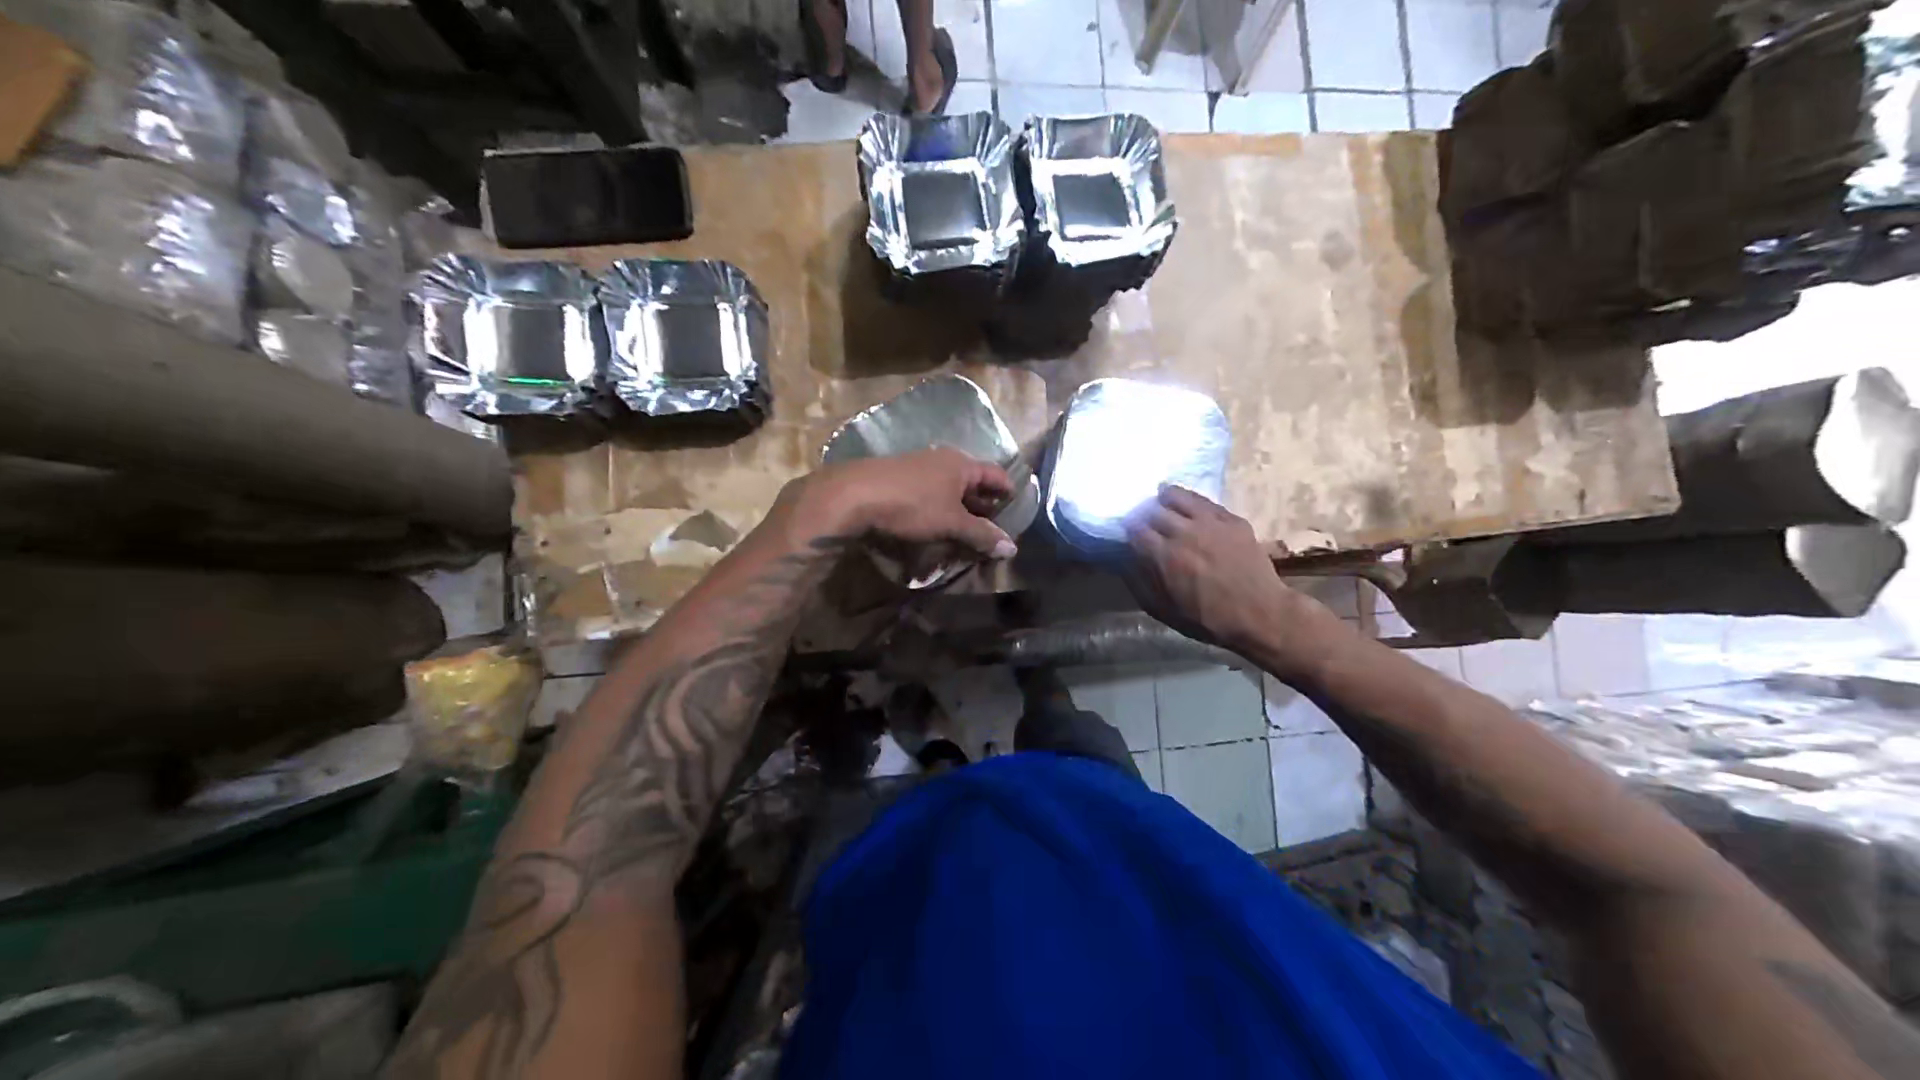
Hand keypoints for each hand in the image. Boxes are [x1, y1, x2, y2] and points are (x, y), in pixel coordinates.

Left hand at [788, 446, 1018, 559]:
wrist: (855, 495)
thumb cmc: (912, 504)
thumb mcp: (952, 522)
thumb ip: (982, 534)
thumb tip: (1011, 548)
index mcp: (962, 464)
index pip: (997, 475)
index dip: (1010, 493)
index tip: (1018, 514)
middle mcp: (943, 460)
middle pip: (973, 482)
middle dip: (985, 506)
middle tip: (994, 531)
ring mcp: (920, 468)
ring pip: (950, 489)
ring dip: (960, 510)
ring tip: (967, 534)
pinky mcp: (900, 480)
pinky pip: (930, 494)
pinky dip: (940, 510)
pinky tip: (937, 528)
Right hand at [1123, 486, 1314, 652]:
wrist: (1259, 614)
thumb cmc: (1206, 619)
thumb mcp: (1162, 610)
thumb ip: (1138, 583)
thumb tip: (1121, 561)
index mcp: (1163, 556)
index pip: (1135, 528)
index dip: (1128, 528)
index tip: (1128, 533)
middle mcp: (1183, 533)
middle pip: (1152, 509)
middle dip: (1144, 513)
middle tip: (1144, 519)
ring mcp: (1209, 523)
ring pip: (1177, 496)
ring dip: (1164, 498)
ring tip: (1161, 501)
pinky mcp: (1231, 520)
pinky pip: (1204, 501)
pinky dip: (1190, 500)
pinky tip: (1187, 504)